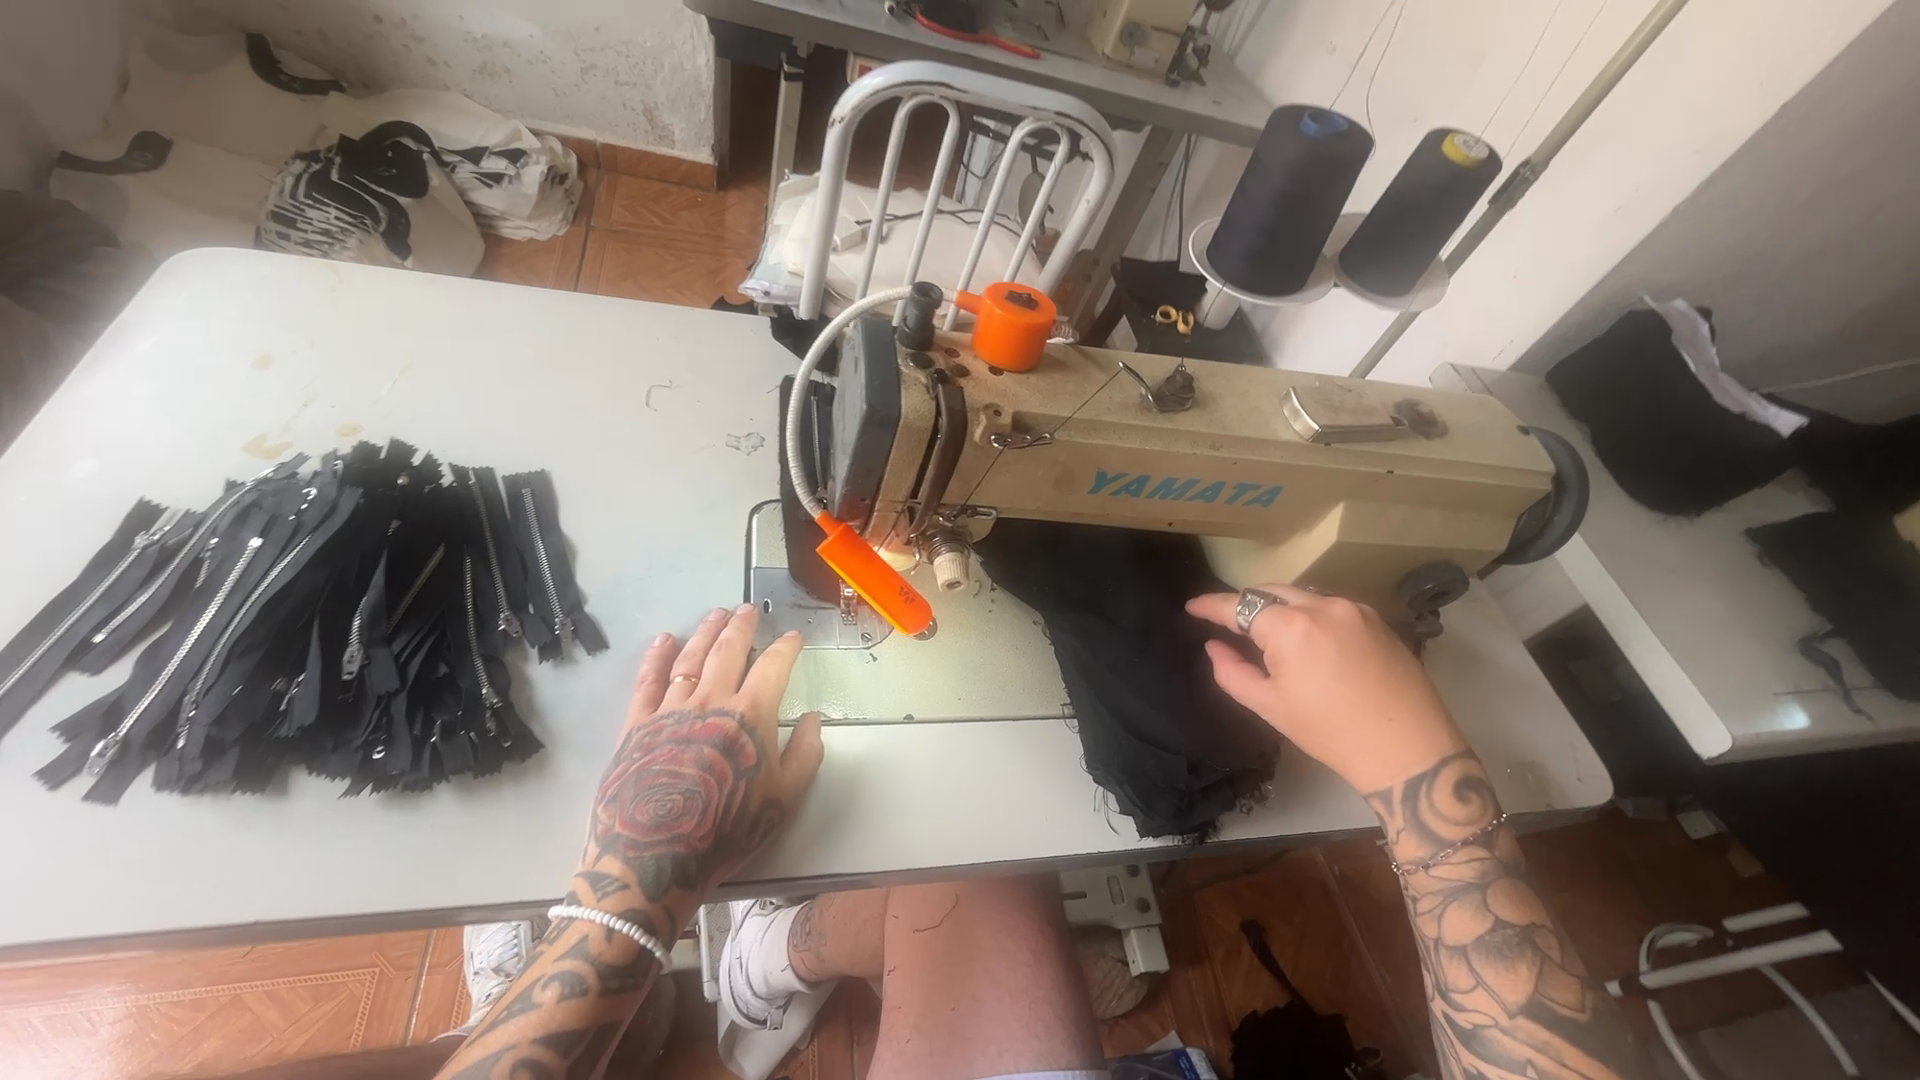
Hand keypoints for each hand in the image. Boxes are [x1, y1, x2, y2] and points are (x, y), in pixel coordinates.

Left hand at [572, 604, 823, 932]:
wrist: (653, 859)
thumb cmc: (727, 830)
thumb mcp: (785, 799)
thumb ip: (806, 754)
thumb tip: (813, 719)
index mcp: (751, 713)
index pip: (774, 666)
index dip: (787, 647)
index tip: (794, 637)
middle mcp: (711, 699)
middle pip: (728, 649)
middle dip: (741, 626)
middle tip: (747, 610)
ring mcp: (670, 708)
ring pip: (690, 657)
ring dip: (705, 631)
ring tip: (715, 614)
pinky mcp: (636, 723)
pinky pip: (648, 679)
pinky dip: (657, 656)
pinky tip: (664, 641)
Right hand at [1187, 584, 1467, 794]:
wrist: (1409, 749)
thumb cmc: (1331, 732)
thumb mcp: (1270, 706)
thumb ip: (1233, 672)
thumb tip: (1215, 646)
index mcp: (1290, 627)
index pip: (1238, 605)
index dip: (1210, 605)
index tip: (1191, 607)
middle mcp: (1322, 605)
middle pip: (1269, 592)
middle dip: (1245, 604)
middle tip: (1228, 625)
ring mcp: (1354, 609)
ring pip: (1301, 595)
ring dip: (1278, 607)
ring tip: (1267, 634)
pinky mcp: (1377, 619)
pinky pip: (1329, 605)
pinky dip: (1308, 614)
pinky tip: (1308, 641)